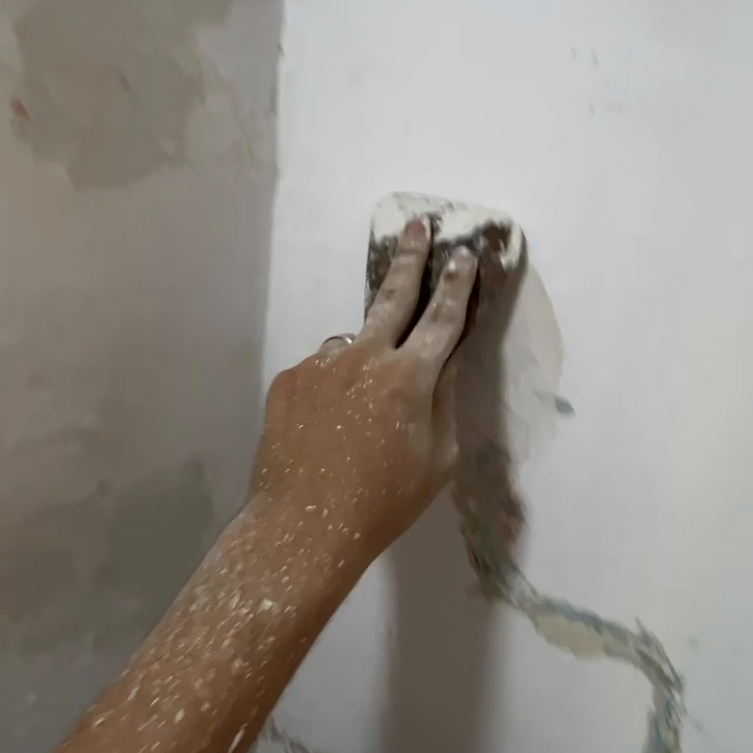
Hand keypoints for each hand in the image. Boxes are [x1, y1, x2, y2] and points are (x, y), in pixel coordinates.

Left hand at [249, 217, 478, 557]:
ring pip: (352, 343)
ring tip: (358, 407)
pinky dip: (332, 385)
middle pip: (392, 296)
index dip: (457, 285)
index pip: (441, 319)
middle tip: (417, 227)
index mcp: (408, 378)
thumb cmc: (383, 502)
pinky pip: (321, 370)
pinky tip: (328, 425)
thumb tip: (441, 364)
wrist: (304, 526)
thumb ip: (442, 403)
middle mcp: (363, 357)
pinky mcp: (288, 379)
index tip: (464, 255)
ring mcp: (320, 365)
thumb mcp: (436, 460)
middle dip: (410, 258)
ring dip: (364, 356)